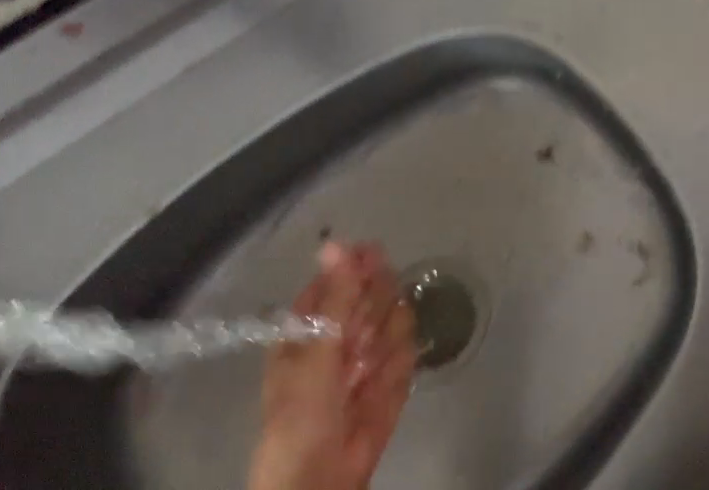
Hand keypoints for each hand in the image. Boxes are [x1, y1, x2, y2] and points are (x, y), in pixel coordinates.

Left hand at [249, 242, 416, 489]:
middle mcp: (338, 342)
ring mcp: (366, 363)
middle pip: (368, 300)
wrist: (320, 479)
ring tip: (366, 366)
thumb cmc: (303, 412)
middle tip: (367, 324)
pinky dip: (397, 366)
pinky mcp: (390, 384)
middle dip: (375, 304)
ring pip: (392, 325)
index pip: (333, 285)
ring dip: (386, 339)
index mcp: (307, 332)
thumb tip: (335, 242)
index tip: (374, 253)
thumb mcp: (318, 349)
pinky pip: (405, 358)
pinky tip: (381, 382)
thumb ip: (336, 296)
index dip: (353, 268)